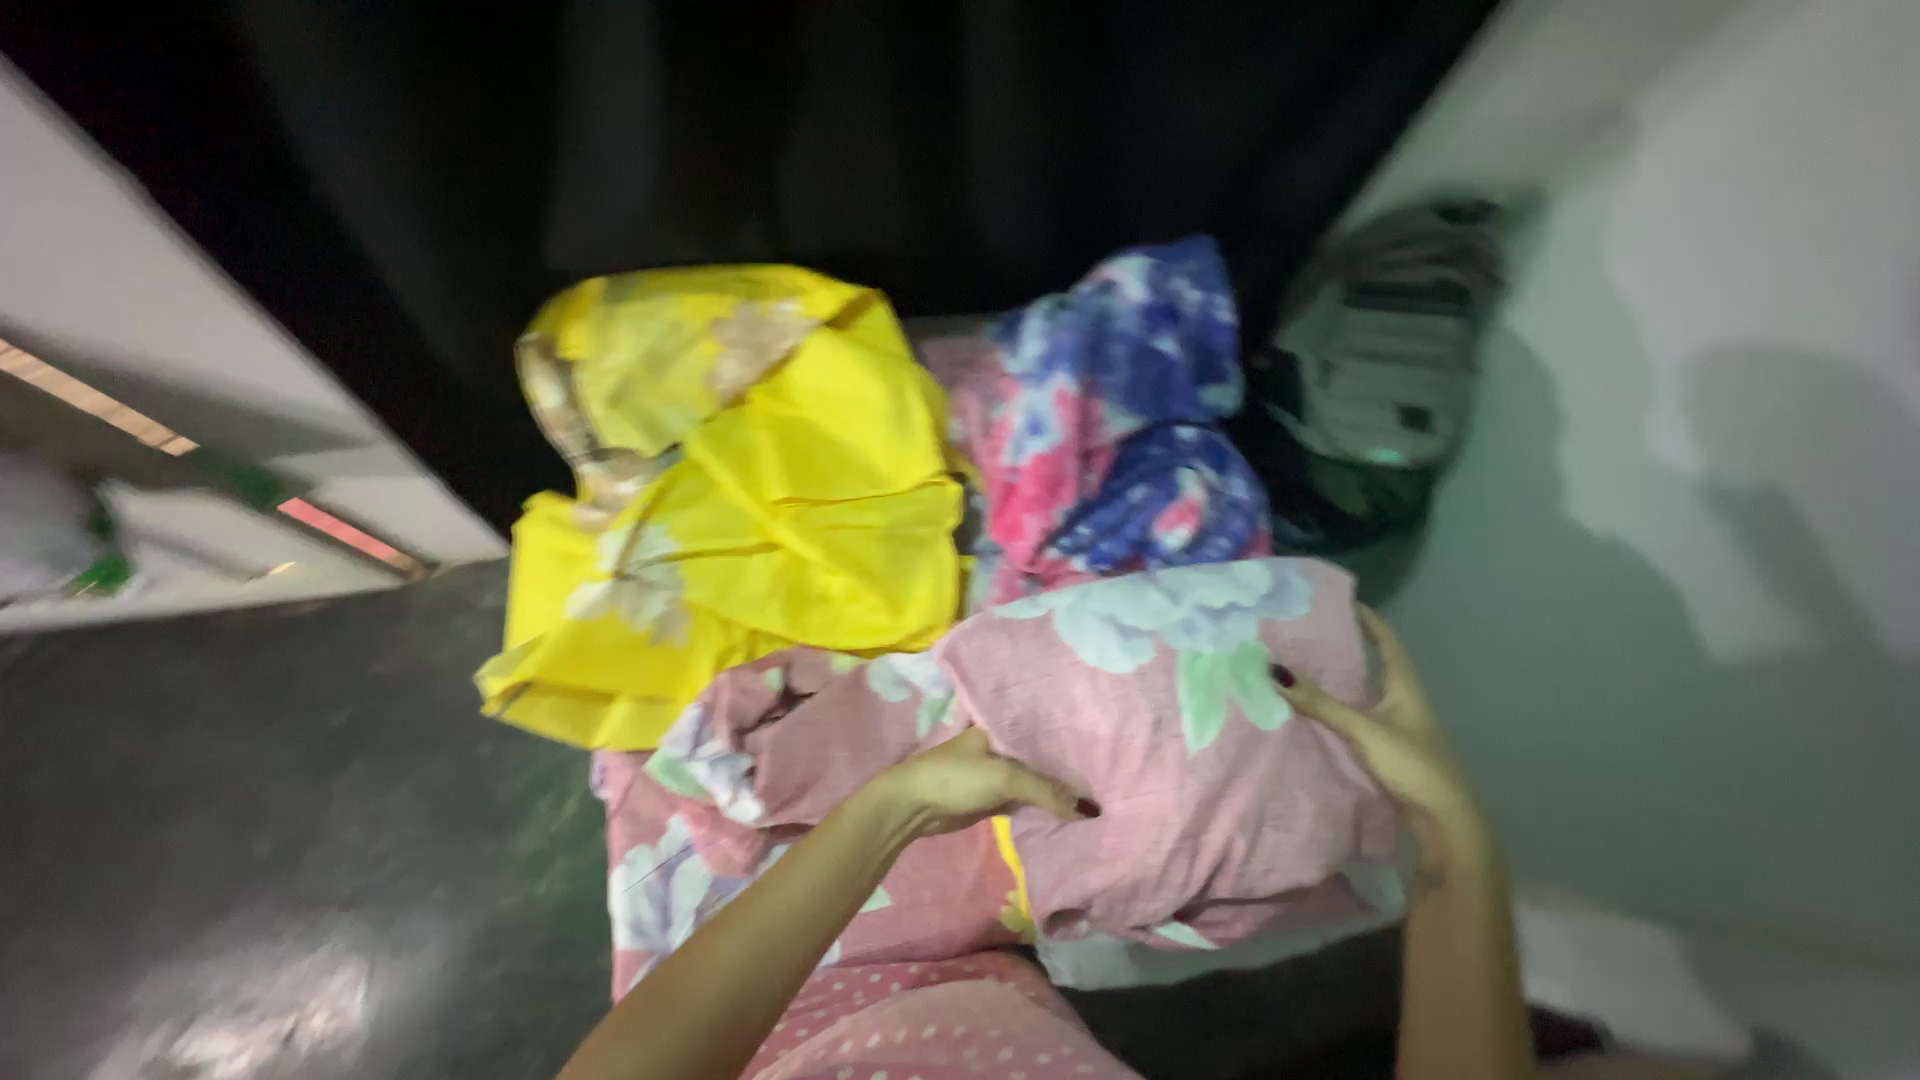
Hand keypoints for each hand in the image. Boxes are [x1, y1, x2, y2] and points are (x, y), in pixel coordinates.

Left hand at [859, 728, 1094, 839]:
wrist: (912, 807)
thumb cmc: (955, 778)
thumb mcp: (1004, 778)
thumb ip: (1047, 791)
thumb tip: (1091, 811)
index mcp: (1002, 725)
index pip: (1045, 727)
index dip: (1072, 737)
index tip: (1105, 746)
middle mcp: (1003, 743)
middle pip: (1043, 755)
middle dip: (1069, 767)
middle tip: (1110, 774)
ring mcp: (998, 770)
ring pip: (1036, 778)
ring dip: (1058, 789)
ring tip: (1100, 792)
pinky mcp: (994, 796)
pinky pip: (1027, 798)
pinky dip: (1044, 805)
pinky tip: (1071, 810)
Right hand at [1274, 607, 1490, 859]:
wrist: (1445, 823)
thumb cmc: (1413, 766)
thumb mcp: (1363, 730)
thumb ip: (1319, 703)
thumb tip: (1272, 671)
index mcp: (1405, 688)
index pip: (1388, 643)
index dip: (1369, 621)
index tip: (1344, 602)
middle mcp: (1401, 702)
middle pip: (1372, 667)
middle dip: (1344, 650)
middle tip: (1307, 634)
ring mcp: (1395, 728)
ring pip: (1361, 695)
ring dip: (1336, 682)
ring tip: (1300, 667)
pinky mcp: (1385, 752)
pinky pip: (1354, 719)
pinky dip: (1334, 710)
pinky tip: (1311, 713)